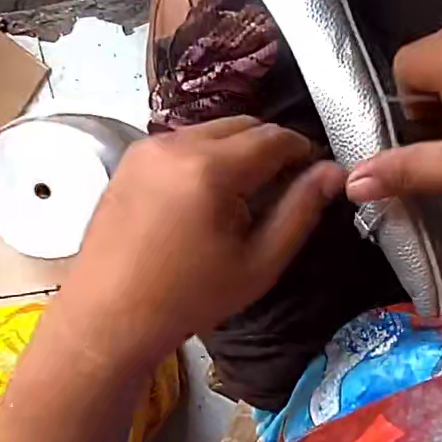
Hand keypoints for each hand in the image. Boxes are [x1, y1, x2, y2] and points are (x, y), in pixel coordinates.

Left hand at [54, 117, 343, 358]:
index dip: (303, 151)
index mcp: (211, 168)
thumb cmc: (189, 298)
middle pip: (244, 124)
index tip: (313, 175)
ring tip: (242, 197)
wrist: (108, 317)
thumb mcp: (260, 261)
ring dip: (238, 151)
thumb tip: (333, 173)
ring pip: (213, 130)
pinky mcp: (130, 159)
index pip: (275, 137)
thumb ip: (301, 210)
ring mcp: (147, 148)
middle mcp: (176, 144)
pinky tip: (206, 198)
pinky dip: (206, 157)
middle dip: (270, 148)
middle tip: (280, 189)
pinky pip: (183, 142)